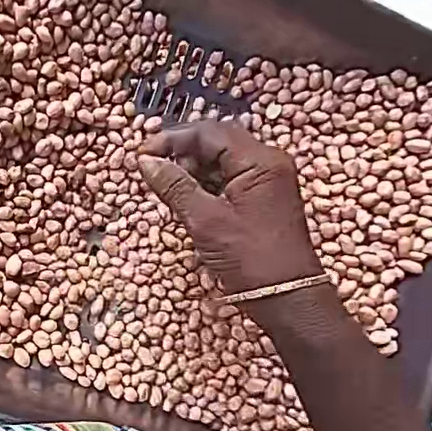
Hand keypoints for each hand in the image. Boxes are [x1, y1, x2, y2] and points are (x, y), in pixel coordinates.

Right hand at [135, 121, 324, 294]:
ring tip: (166, 185)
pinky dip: (205, 183)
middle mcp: (268, 163)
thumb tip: (146, 162)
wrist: (288, 298)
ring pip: (221, 159)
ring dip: (192, 168)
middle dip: (181, 151)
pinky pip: (229, 178)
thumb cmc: (251, 260)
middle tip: (152, 167)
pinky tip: (186, 198)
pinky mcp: (263, 198)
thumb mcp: (205, 221)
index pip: (208, 132)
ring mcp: (268, 180)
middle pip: (216, 141)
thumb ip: (174, 186)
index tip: (143, 155)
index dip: (171, 140)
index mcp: (260, 161)